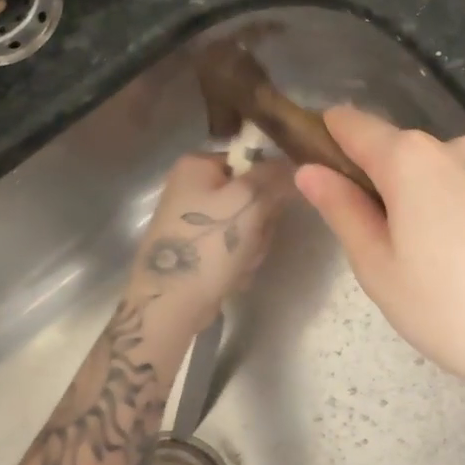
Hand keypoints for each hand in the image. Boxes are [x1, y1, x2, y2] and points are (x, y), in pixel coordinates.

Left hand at [131, 153, 291, 330]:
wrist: (169, 303)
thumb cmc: (208, 244)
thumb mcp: (249, 201)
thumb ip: (275, 176)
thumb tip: (295, 163)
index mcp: (197, 164)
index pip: (251, 161)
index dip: (268, 186)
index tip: (270, 209)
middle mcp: (190, 185)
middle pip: (251, 195)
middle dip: (260, 223)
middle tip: (253, 241)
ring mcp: (191, 218)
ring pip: (246, 224)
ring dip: (253, 246)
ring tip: (240, 263)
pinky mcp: (195, 247)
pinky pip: (232, 245)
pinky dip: (238, 260)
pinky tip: (232, 276)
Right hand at [294, 106, 464, 402]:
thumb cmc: (457, 309)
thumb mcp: (380, 269)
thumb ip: (343, 211)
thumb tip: (310, 171)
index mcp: (411, 158)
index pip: (353, 124)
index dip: (327, 139)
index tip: (317, 171)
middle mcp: (456, 148)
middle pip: (398, 152)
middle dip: (380, 186)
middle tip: (381, 252)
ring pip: (438, 176)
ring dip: (422, 205)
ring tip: (433, 271)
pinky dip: (459, 218)